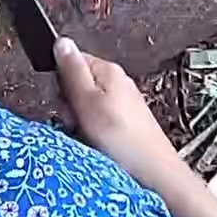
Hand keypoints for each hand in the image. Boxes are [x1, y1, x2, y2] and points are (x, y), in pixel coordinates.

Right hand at [54, 38, 191, 193]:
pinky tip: (99, 146)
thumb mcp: (87, 101)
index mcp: (108, 70)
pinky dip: (94, 133)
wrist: (155, 175)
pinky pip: (99, 122)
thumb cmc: (123, 140)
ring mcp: (123, 103)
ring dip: (81, 122)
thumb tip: (61, 41)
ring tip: (89, 137)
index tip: (65, 101)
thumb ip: (72, 71)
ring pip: (87, 106)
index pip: (71, 61)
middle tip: (77, 121)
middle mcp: (117, 82)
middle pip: (78, 84)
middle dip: (70, 105)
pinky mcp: (126, 123)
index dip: (61, 83)